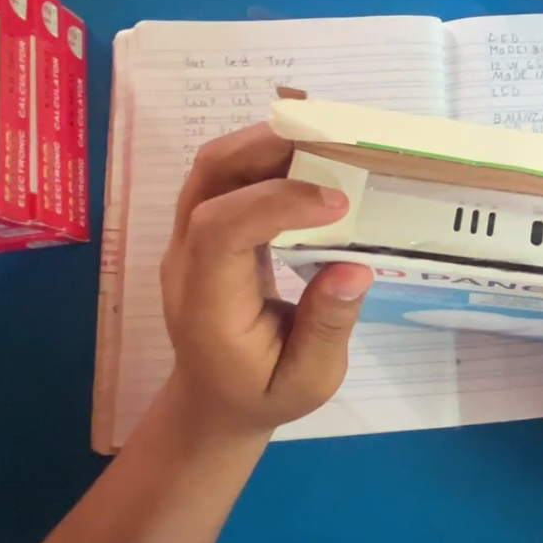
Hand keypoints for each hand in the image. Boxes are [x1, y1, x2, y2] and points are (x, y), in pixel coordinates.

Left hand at [159, 124, 373, 441]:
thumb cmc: (263, 393)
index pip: (222, 229)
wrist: (214, 401)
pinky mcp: (204, 229)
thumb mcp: (309, 381)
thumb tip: (356, 267)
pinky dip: (266, 156)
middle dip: (268, 148)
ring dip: (267, 143)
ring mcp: (189, 239)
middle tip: (335, 144)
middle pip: (208, 177)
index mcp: (208, 303)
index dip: (278, 202)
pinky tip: (308, 158)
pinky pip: (226, 176)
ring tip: (326, 141)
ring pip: (213, 166)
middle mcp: (186, 260)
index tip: (339, 202)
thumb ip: (327, 327)